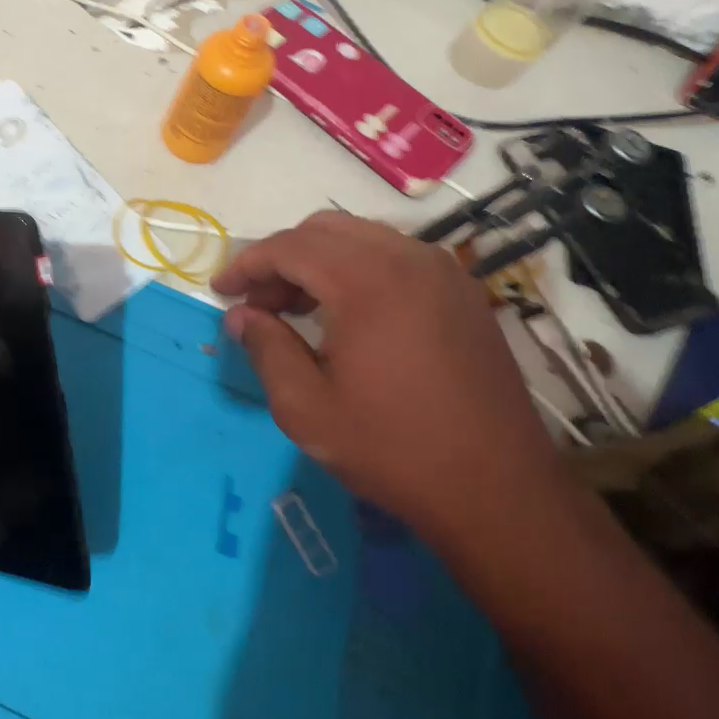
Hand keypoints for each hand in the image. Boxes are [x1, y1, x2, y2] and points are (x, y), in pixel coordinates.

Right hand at [212, 211, 566, 539]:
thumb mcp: (306, 407)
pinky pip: (397, 258)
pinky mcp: (464, 295)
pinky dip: (358, 270)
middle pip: (326, 231)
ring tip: (296, 310)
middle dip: (282, 259)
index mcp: (368, 282)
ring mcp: (444, 274)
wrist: (497, 488)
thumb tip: (242, 316)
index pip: (290, 247)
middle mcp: (409, 260)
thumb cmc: (392, 448)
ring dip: (319, 262)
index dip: (247, 264)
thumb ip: (267, 349)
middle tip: (258, 304)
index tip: (221, 292)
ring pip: (363, 239)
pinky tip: (347, 316)